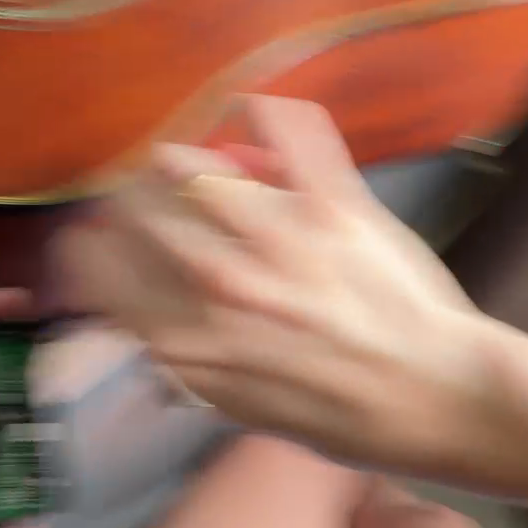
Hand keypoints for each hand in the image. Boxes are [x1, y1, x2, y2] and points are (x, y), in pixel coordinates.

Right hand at [55, 96, 516, 476]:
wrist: (438, 398)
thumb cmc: (341, 417)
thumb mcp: (246, 412)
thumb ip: (191, 373)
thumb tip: (154, 344)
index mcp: (188, 341)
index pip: (99, 273)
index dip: (88, 249)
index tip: (96, 241)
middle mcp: (217, 285)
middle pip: (136, 213)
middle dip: (128, 202)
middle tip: (142, 199)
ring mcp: (274, 239)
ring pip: (189, 168)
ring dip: (176, 160)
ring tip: (180, 161)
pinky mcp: (330, 206)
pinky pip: (284, 131)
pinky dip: (264, 110)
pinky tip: (249, 110)